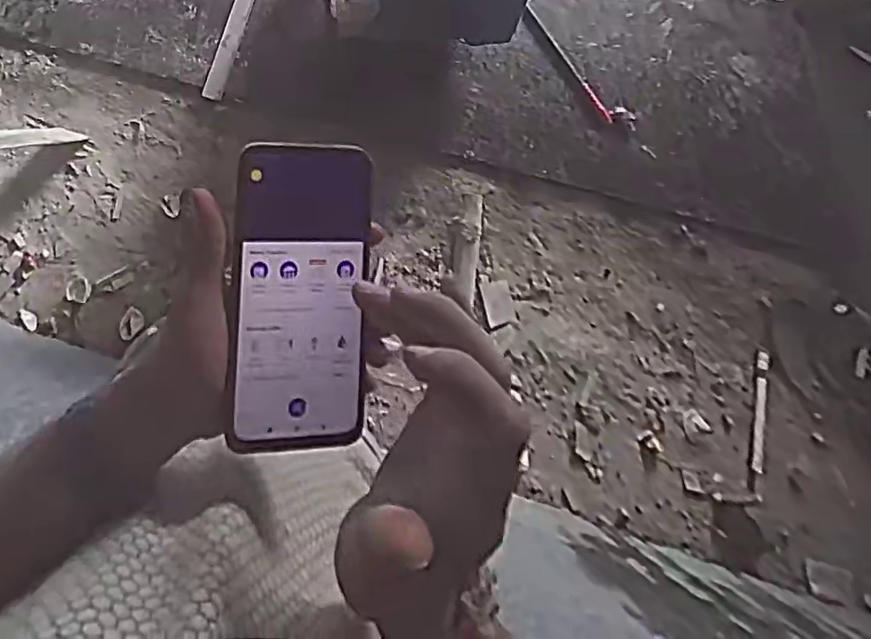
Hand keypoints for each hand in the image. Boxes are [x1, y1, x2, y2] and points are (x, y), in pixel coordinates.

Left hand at [122, 188, 386, 447]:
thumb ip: (206, 250)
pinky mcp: (293, 370)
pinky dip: (350, 369)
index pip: (305, 248)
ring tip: (377, 348)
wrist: (178, 409)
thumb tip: (202, 195)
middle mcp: (278, 301)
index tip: (369, 235)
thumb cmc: (186, 347)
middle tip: (384, 304)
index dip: (339, 238)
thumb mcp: (200, 295)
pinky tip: (364, 380)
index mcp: (259, 275)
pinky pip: (331, 365)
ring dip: (363, 333)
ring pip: (337, 327)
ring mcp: (288, 337)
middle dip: (363, 292)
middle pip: (331, 287)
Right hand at [336, 287, 530, 637]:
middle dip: (439, 322)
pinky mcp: (448, 409)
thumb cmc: (391, 574)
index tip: (407, 353)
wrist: (401, 576)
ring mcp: (469, 421)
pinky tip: (384, 322)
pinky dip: (417, 329)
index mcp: (477, 478)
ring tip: (374, 295)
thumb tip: (404, 533)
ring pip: (468, 351)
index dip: (461, 374)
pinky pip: (444, 355)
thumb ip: (387, 552)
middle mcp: (484, 443)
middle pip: (487, 365)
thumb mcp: (376, 569)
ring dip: (424, 316)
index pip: (497, 411)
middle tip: (382, 293)